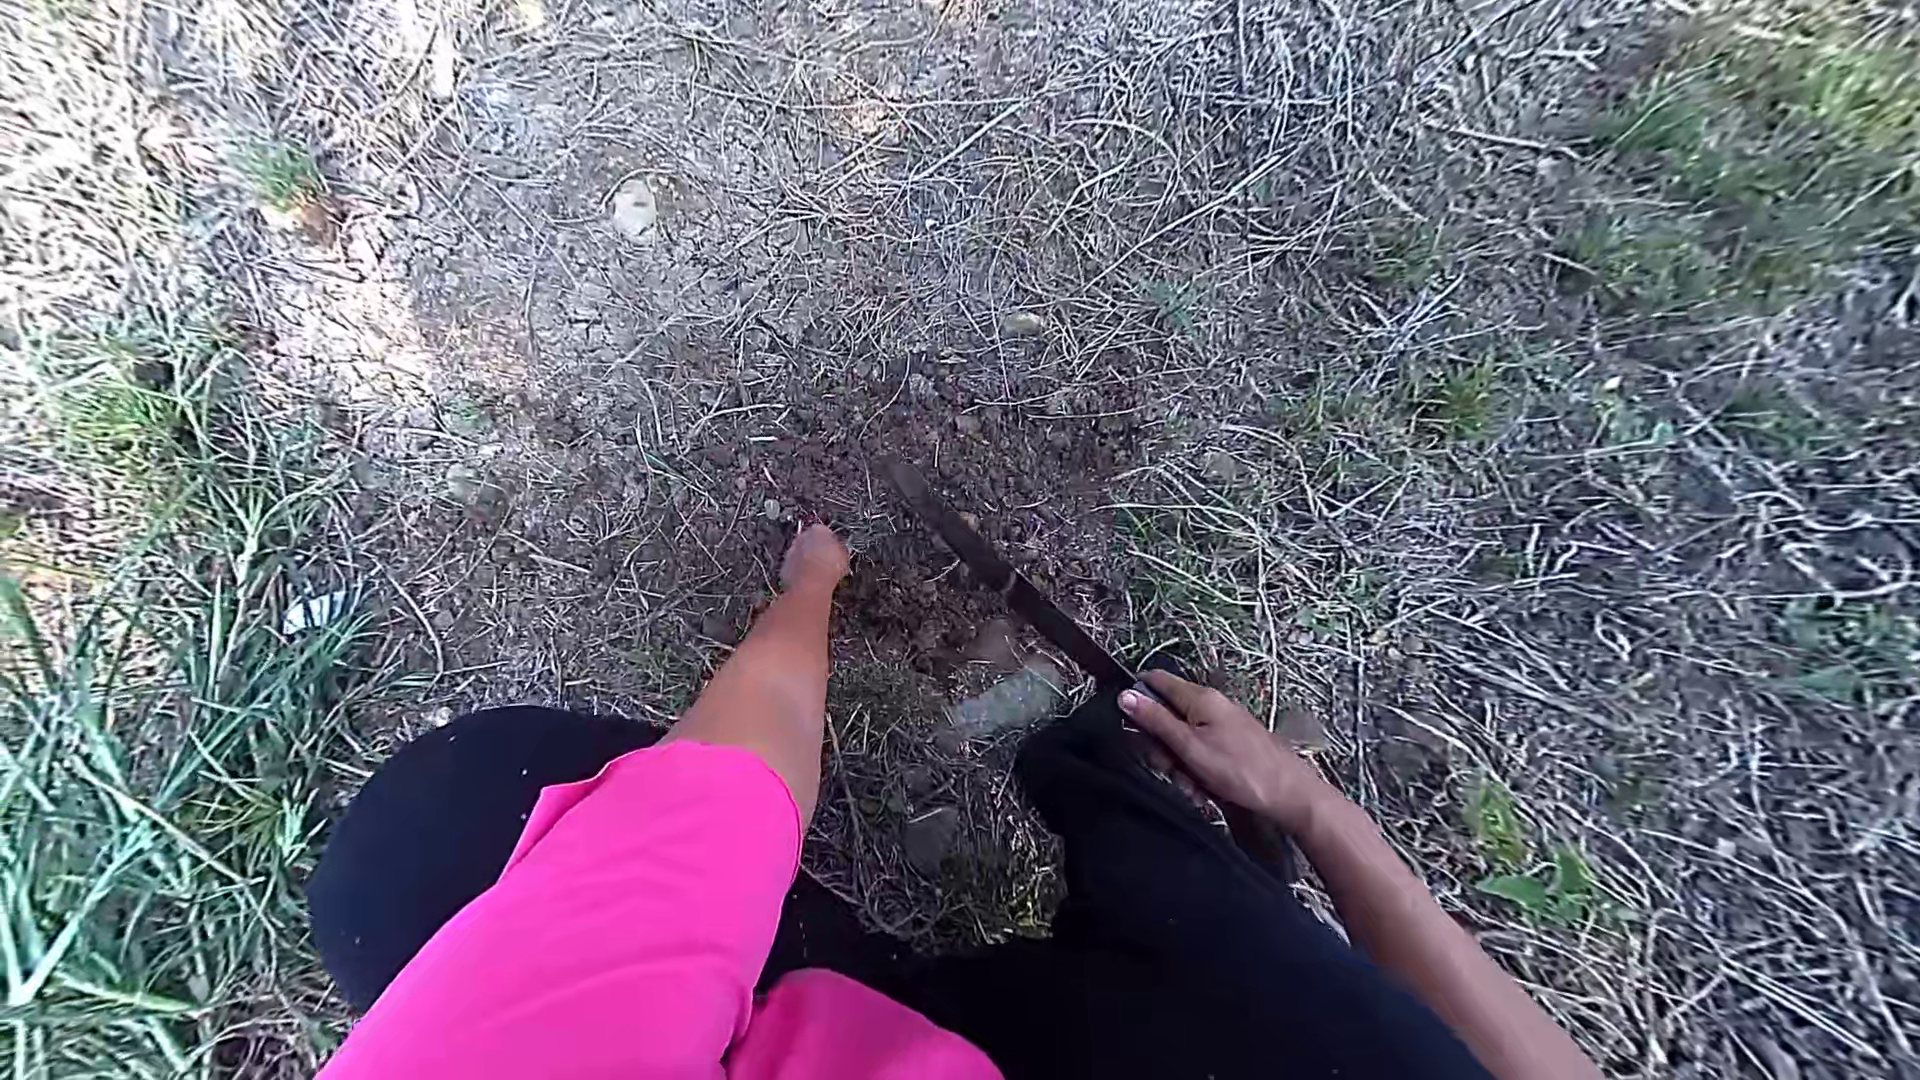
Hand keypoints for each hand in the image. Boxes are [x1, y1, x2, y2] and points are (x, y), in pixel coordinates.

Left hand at [780, 523, 849, 589]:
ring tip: (818, 573)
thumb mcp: (844, 556)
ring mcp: (791, 551)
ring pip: (800, 554)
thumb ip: (840, 549)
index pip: (825, 532)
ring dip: (806, 561)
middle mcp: (802, 536)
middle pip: (810, 541)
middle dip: (816, 550)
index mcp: (819, 529)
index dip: (830, 543)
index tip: (835, 552)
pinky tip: (808, 581)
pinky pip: (794, 567)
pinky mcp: (784, 566)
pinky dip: (799, 572)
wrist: (811, 584)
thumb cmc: (830, 567)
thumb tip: (840, 551)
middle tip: (826, 562)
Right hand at [1120, 670, 1336, 830]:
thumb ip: (1155, 720)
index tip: (1135, 728)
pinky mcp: (1230, 743)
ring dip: (1179, 764)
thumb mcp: (1189, 747)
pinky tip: (1206, 789)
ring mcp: (1221, 724)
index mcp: (1199, 697)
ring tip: (1194, 786)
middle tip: (1170, 768)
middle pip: (1166, 715)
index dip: (1138, 700)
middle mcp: (1210, 705)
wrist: (1292, 797)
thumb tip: (1125, 695)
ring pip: (1182, 738)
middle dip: (1162, 745)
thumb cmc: (1242, 771)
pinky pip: (1200, 751)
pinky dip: (1197, 770)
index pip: (1154, 681)